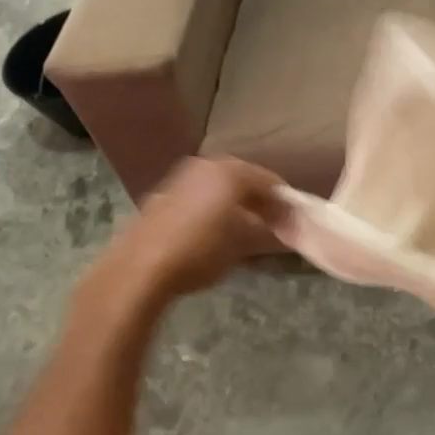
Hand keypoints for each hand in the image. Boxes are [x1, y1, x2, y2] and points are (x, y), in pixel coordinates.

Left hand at [109, 157, 286, 296]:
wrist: (139, 269)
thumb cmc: (199, 252)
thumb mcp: (241, 245)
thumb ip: (267, 230)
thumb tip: (284, 227)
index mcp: (231, 171)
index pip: (270, 181)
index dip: (285, 202)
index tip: (295, 222)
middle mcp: (207, 165)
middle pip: (243, 179)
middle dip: (259, 201)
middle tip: (273, 224)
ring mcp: (181, 178)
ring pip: (219, 186)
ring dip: (235, 203)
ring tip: (245, 230)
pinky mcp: (163, 195)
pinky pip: (198, 195)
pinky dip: (212, 207)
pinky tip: (214, 231)